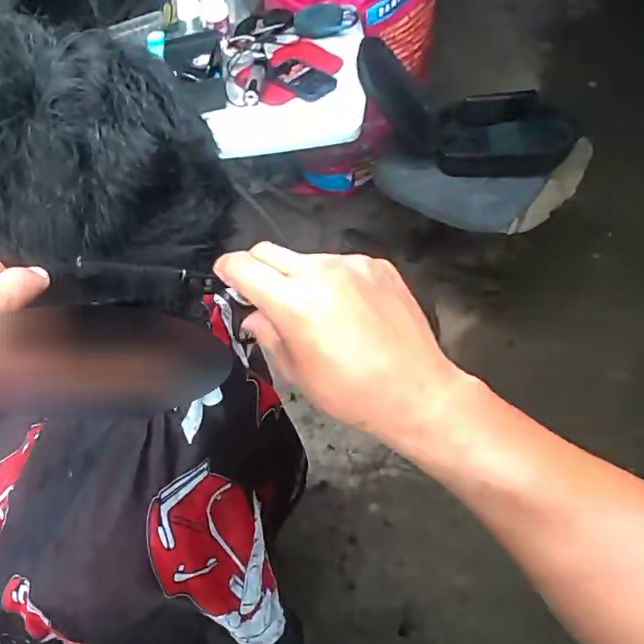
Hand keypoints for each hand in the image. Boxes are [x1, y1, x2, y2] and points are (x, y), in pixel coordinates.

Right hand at [214, 242, 473, 443]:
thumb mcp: (298, 373)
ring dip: (298, 278)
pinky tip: (348, 311)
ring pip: (306, 258)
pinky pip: (340, 264)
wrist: (416, 391)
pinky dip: (333, 281)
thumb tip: (255, 317)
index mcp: (296, 303)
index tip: (227, 281)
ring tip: (317, 314)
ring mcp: (354, 265)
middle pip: (268, 251)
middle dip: (257, 270)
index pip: (243, 266)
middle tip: (264, 299)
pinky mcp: (378, 265)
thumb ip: (269, 335)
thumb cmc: (355, 392)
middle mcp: (323, 273)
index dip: (227, 272)